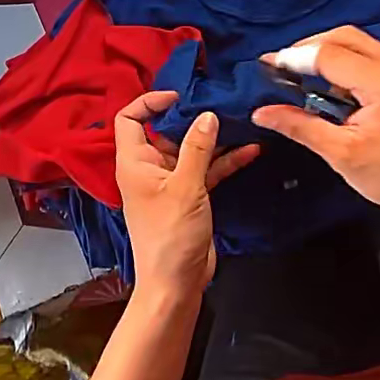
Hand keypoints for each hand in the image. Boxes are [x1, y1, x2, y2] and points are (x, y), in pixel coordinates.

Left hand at [114, 91, 259, 302]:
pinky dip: (223, 161)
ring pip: (190, 150)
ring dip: (213, 140)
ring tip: (241, 122)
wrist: (176, 283)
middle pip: (165, 131)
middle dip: (191, 118)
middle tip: (220, 104)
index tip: (179, 97)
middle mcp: (149, 168)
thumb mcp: (186, 188)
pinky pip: (205, 170)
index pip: (129, 119)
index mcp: (134, 162)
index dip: (149, 102)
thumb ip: (197, 149)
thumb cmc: (171, 236)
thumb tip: (207, 115)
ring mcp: (169, 182)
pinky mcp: (189, 196)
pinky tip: (250, 150)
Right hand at [251, 26, 379, 228]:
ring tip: (300, 77)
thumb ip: (300, 126)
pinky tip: (329, 86)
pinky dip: (345, 63)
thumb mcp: (342, 155)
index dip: (293, 58)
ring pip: (360, 44)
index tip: (266, 66)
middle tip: (280, 67)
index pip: (330, 55)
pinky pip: (372, 57)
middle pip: (346, 37)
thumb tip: (260, 112)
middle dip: (308, 48)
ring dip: (326, 54)